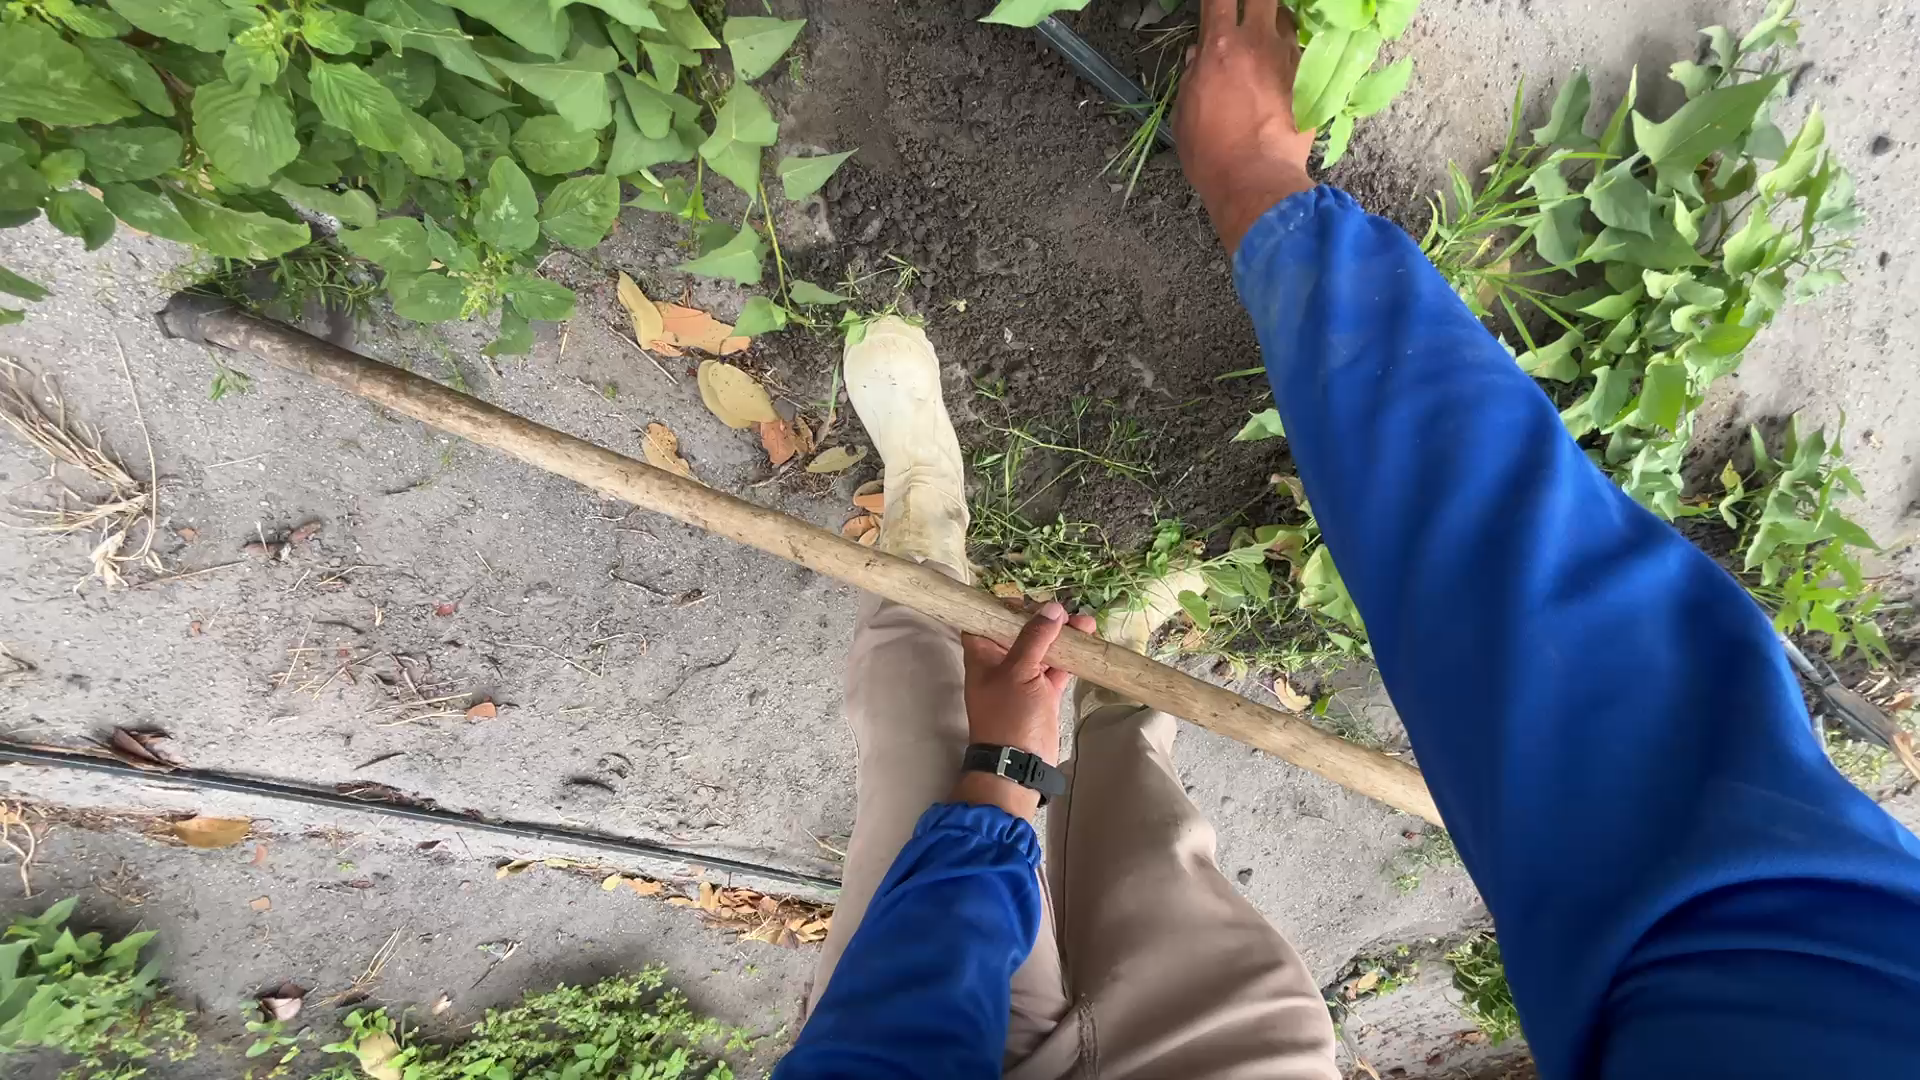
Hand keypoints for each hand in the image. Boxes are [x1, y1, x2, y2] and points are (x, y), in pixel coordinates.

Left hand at [954, 602, 1095, 818]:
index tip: (1026, 598)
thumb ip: (1035, 638)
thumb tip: (1052, 608)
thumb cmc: (1009, 714)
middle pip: (1020, 632)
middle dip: (1043, 620)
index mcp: (983, 654)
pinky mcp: (1042, 693)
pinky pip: (1056, 669)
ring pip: (1043, 649)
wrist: (1018, 764)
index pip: (985, 621)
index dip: (1002, 607)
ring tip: (1085, 623)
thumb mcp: (1019, 671)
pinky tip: (1087, 644)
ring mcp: (1022, 679)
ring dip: (1062, 637)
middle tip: (1065, 610)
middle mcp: (1000, 663)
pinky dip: (1070, 658)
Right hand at [1175, 0, 1316, 253]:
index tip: (1215, 6)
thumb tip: (1197, 57)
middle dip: (1252, 3)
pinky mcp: (1308, 77)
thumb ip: (1191, 80)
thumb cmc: (1210, 156)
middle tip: (1245, 17)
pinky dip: (1288, 56)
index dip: (1217, 0)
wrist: (1255, 180)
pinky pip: (1298, 52)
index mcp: (1220, 48)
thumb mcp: (1185, 119)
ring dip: (1274, 26)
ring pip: (1284, 20)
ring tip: (1264, 45)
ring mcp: (1287, 56)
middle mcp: (1257, 41)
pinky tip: (1280, 74)